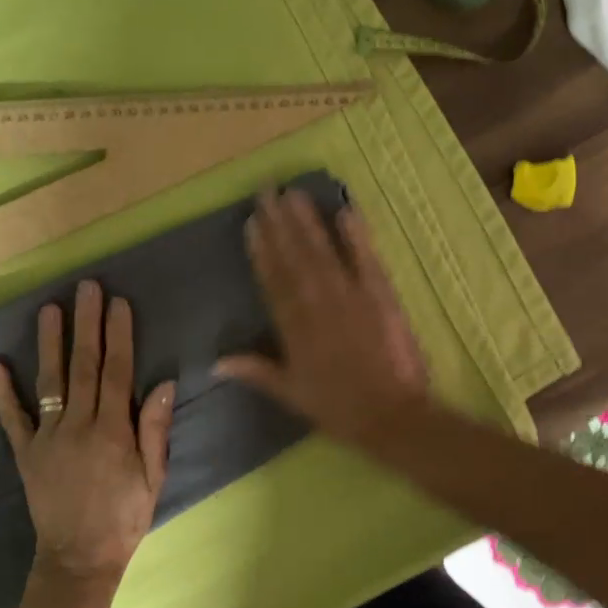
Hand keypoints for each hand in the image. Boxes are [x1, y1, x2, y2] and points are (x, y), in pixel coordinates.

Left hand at [0, 280, 175, 583]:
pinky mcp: (26, 454)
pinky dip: (3, 392)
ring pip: (50, 382)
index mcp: (113, 431)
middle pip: (85, 366)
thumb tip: (164, 383)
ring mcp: (48, 438)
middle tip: (86, 288)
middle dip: (86, 324)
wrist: (79, 560)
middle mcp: (79, 426)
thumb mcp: (153, 477)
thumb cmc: (124, 517)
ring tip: (49, 309)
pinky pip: (12, 419)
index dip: (118, 335)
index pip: (118, 372)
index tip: (118, 303)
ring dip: (50, 344)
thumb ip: (155, 430)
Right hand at [217, 190, 428, 442]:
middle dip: (280, 224)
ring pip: (324, 253)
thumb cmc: (339, 408)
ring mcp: (350, 297)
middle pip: (295, 259)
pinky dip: (356, 236)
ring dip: (308, 222)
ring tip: (294, 194)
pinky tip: (346, 211)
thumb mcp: (292, 394)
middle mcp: (318, 306)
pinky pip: (366, 260)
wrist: (392, 416)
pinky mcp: (381, 296)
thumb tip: (215, 362)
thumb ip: (256, 371)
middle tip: (268, 191)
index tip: (252, 223)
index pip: (274, 283)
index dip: (262, 251)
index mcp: (294, 330)